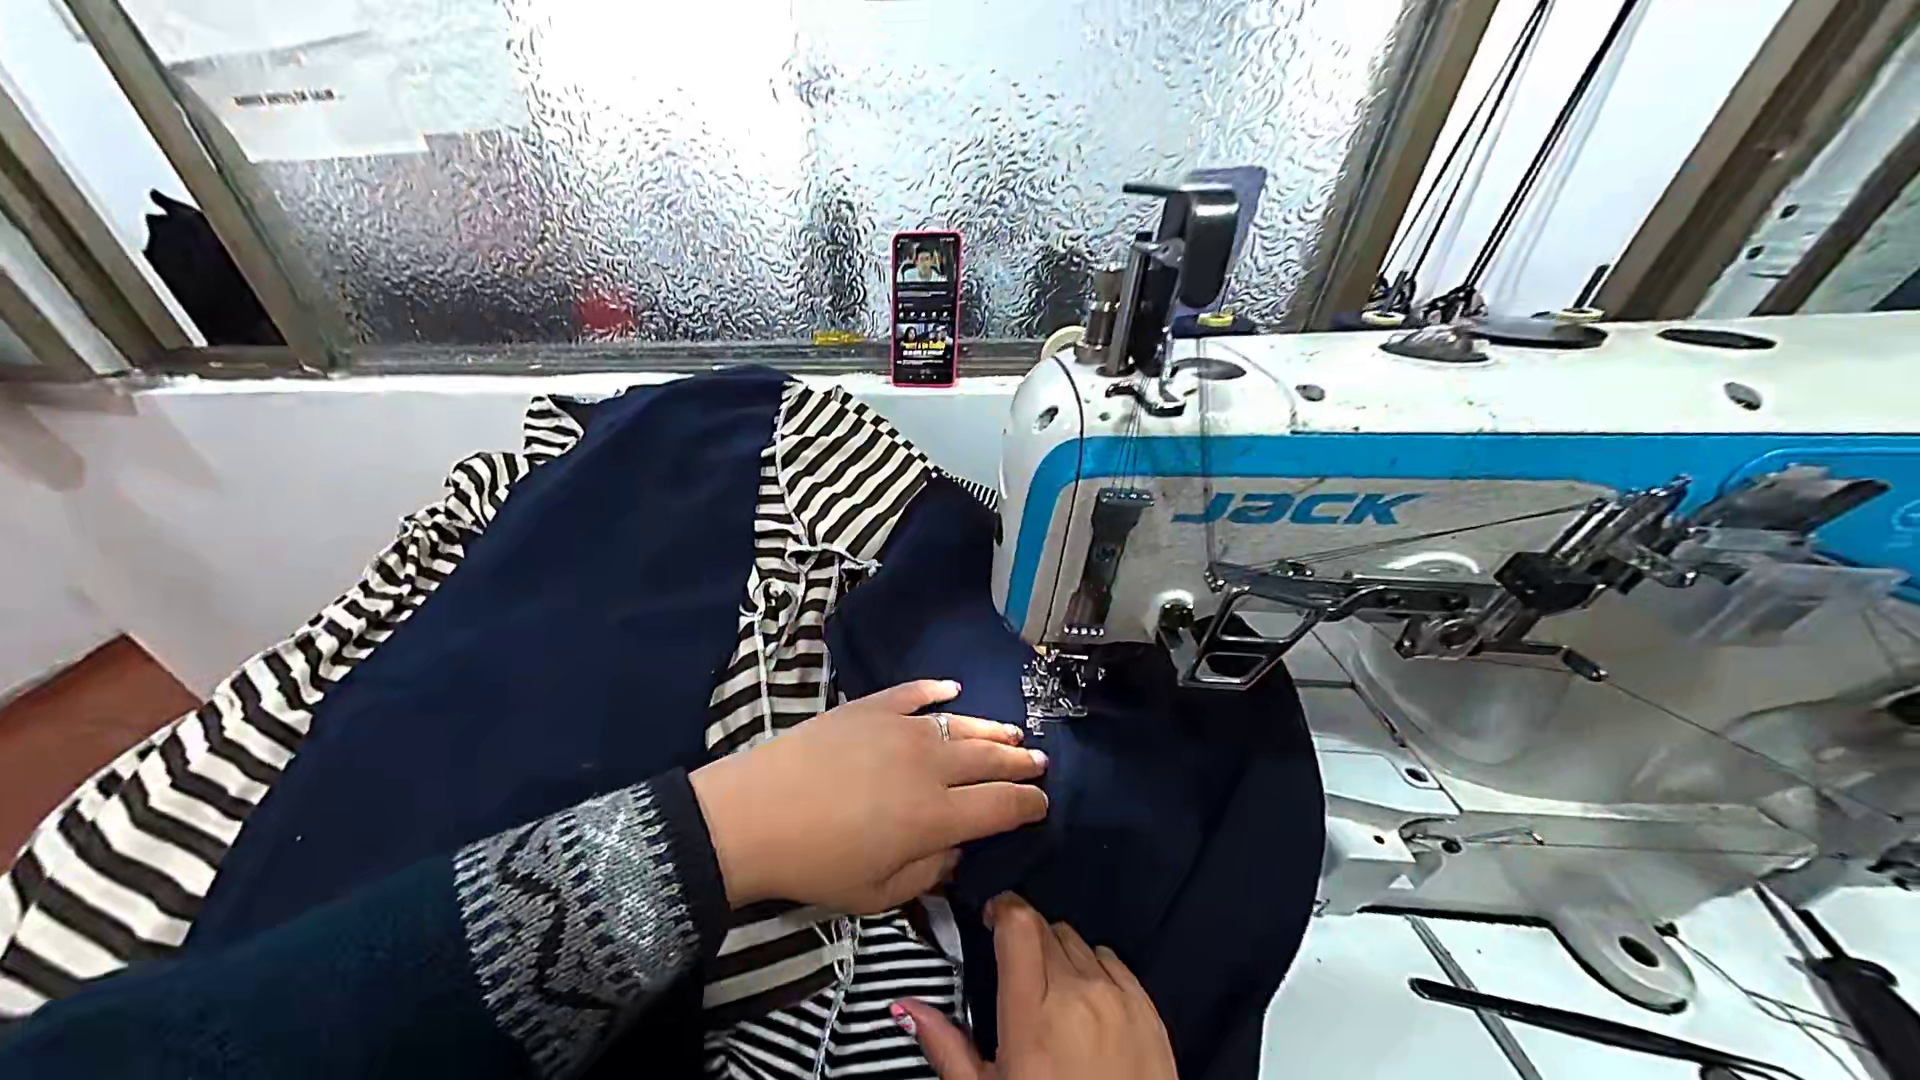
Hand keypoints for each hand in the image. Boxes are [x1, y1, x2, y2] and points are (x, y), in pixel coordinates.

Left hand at [688, 680, 1047, 913]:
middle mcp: (930, 765)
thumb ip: (929, 871)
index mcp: (936, 815)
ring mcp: (901, 728)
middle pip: (989, 760)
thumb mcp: (878, 893)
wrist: (754, 814)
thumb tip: (957, 847)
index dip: (1028, 805)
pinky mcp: (872, 706)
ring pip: (961, 725)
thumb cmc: (816, 863)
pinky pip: (914, 692)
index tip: (1042, 804)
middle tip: (1038, 762)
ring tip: (1012, 732)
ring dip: (992, 730)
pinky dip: (937, 689)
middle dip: (1020, 762)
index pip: (1001, 806)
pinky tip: (952, 690)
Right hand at [892, 894, 1176, 1079]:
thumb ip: (946, 1045)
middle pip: (1045, 926)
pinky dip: (1094, 968)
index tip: (990, 919)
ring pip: (1078, 940)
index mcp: (1032, 1012)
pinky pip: (1112, 960)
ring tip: (1052, 992)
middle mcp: (1077, 991)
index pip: (1018, 922)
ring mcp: (1118, 997)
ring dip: (1059, 954)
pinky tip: (1087, 1002)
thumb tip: (904, 1005)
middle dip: (1025, 936)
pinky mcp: (1149, 1009)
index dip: (1002, 909)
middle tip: (1015, 969)